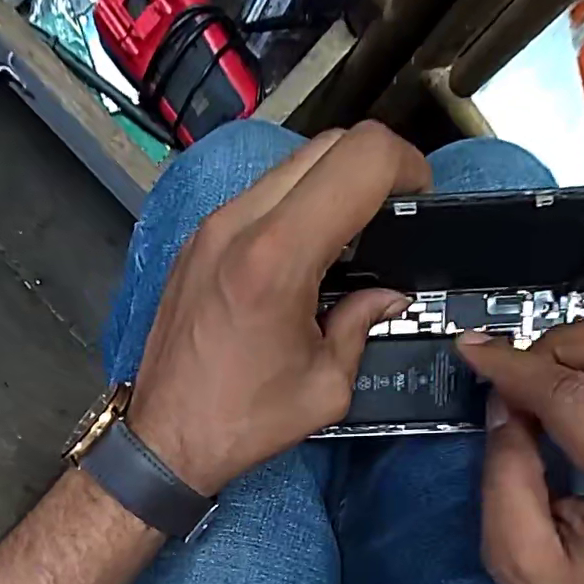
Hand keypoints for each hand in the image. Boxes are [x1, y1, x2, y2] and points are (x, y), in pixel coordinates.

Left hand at [126, 123, 431, 493]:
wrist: (164, 438)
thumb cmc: (242, 420)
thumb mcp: (325, 385)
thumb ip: (362, 325)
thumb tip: (386, 296)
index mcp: (278, 258)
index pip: (361, 159)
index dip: (407, 165)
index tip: (419, 198)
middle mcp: (237, 225)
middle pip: (327, 146)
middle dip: (373, 169)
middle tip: (390, 217)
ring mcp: (209, 228)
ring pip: (290, 165)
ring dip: (331, 185)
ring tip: (349, 237)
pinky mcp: (195, 242)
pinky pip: (258, 195)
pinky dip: (294, 205)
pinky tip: (304, 252)